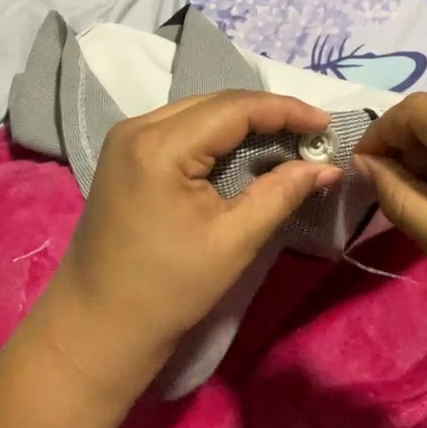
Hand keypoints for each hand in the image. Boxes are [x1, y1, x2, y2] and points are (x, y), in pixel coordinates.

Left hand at [41, 91, 340, 388]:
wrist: (97, 325)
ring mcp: (125, 137)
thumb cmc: (168, 290)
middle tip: (312, 133)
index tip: (326, 122)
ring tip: (287, 137)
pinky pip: (179, 126)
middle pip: (214, 103)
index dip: (284, 110)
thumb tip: (328, 167)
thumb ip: (281, 194)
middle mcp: (137, 126)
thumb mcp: (234, 242)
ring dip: (242, 120)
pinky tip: (244, 147)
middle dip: (266, 113)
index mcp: (159, 145)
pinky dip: (215, 133)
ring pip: (197, 111)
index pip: (233, 108)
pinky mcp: (123, 152)